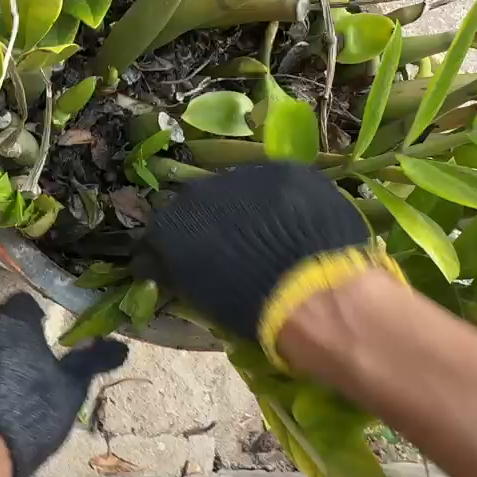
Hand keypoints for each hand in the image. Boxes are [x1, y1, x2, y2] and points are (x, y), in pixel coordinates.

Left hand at [0, 293, 127, 476]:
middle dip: (12, 339)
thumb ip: (92, 360)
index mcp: (14, 322)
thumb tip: (120, 346)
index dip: (35, 321)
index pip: (24, 305)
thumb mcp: (70, 388)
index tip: (43, 341)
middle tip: (27, 369)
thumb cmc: (33, 413)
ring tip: (5, 389)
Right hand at [135, 161, 398, 363]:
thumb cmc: (249, 306)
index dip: (186, 241)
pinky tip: (305, 223)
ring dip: (254, 206)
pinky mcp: (287, 170)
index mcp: (172, 222)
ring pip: (244, 189)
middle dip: (219, 219)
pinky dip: (289, 200)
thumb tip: (163, 261)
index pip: (170, 226)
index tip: (200, 255)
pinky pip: (281, 183)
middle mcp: (199, 191)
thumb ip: (177, 268)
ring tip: (278, 234)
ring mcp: (243, 176)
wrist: (313, 295)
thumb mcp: (198, 293)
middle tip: (242, 245)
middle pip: (205, 201)